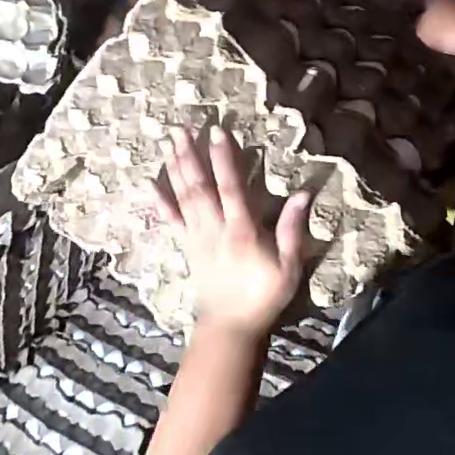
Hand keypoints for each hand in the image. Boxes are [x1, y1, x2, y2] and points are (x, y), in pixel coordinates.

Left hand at [153, 126, 313, 337]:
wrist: (231, 327)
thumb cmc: (264, 295)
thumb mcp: (289, 266)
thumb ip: (293, 230)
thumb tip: (303, 193)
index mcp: (242, 232)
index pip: (232, 189)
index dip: (224, 160)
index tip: (218, 133)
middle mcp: (215, 229)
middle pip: (200, 187)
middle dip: (191, 156)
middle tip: (181, 128)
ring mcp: (196, 237)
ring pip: (184, 197)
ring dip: (176, 168)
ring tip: (169, 142)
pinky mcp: (186, 247)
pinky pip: (170, 221)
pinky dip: (159, 201)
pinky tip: (150, 183)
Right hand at [415, 0, 454, 57]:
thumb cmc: (449, 31)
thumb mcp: (424, 32)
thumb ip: (420, 25)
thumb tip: (422, 23)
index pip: (423, 0)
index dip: (421, 12)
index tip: (420, 24)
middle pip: (443, 4)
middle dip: (440, 16)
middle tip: (435, 32)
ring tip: (451, 38)